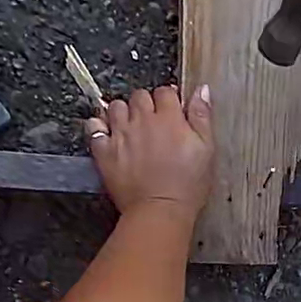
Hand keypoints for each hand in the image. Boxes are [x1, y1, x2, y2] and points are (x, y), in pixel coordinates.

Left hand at [84, 85, 214, 218]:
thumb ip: (202, 117)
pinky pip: (94, 128)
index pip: (165, 92)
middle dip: (145, 105)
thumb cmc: (187, 187)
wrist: (160, 211)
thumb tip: (201, 90)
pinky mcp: (105, 152)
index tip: (171, 111)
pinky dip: (99, 128)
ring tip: (130, 128)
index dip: (169, 100)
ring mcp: (121, 135)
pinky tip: (108, 136)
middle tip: (152, 123)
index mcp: (169, 118)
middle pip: (139, 96)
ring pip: (116, 107)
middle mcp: (142, 121)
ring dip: (123, 113)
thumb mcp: (206, 151)